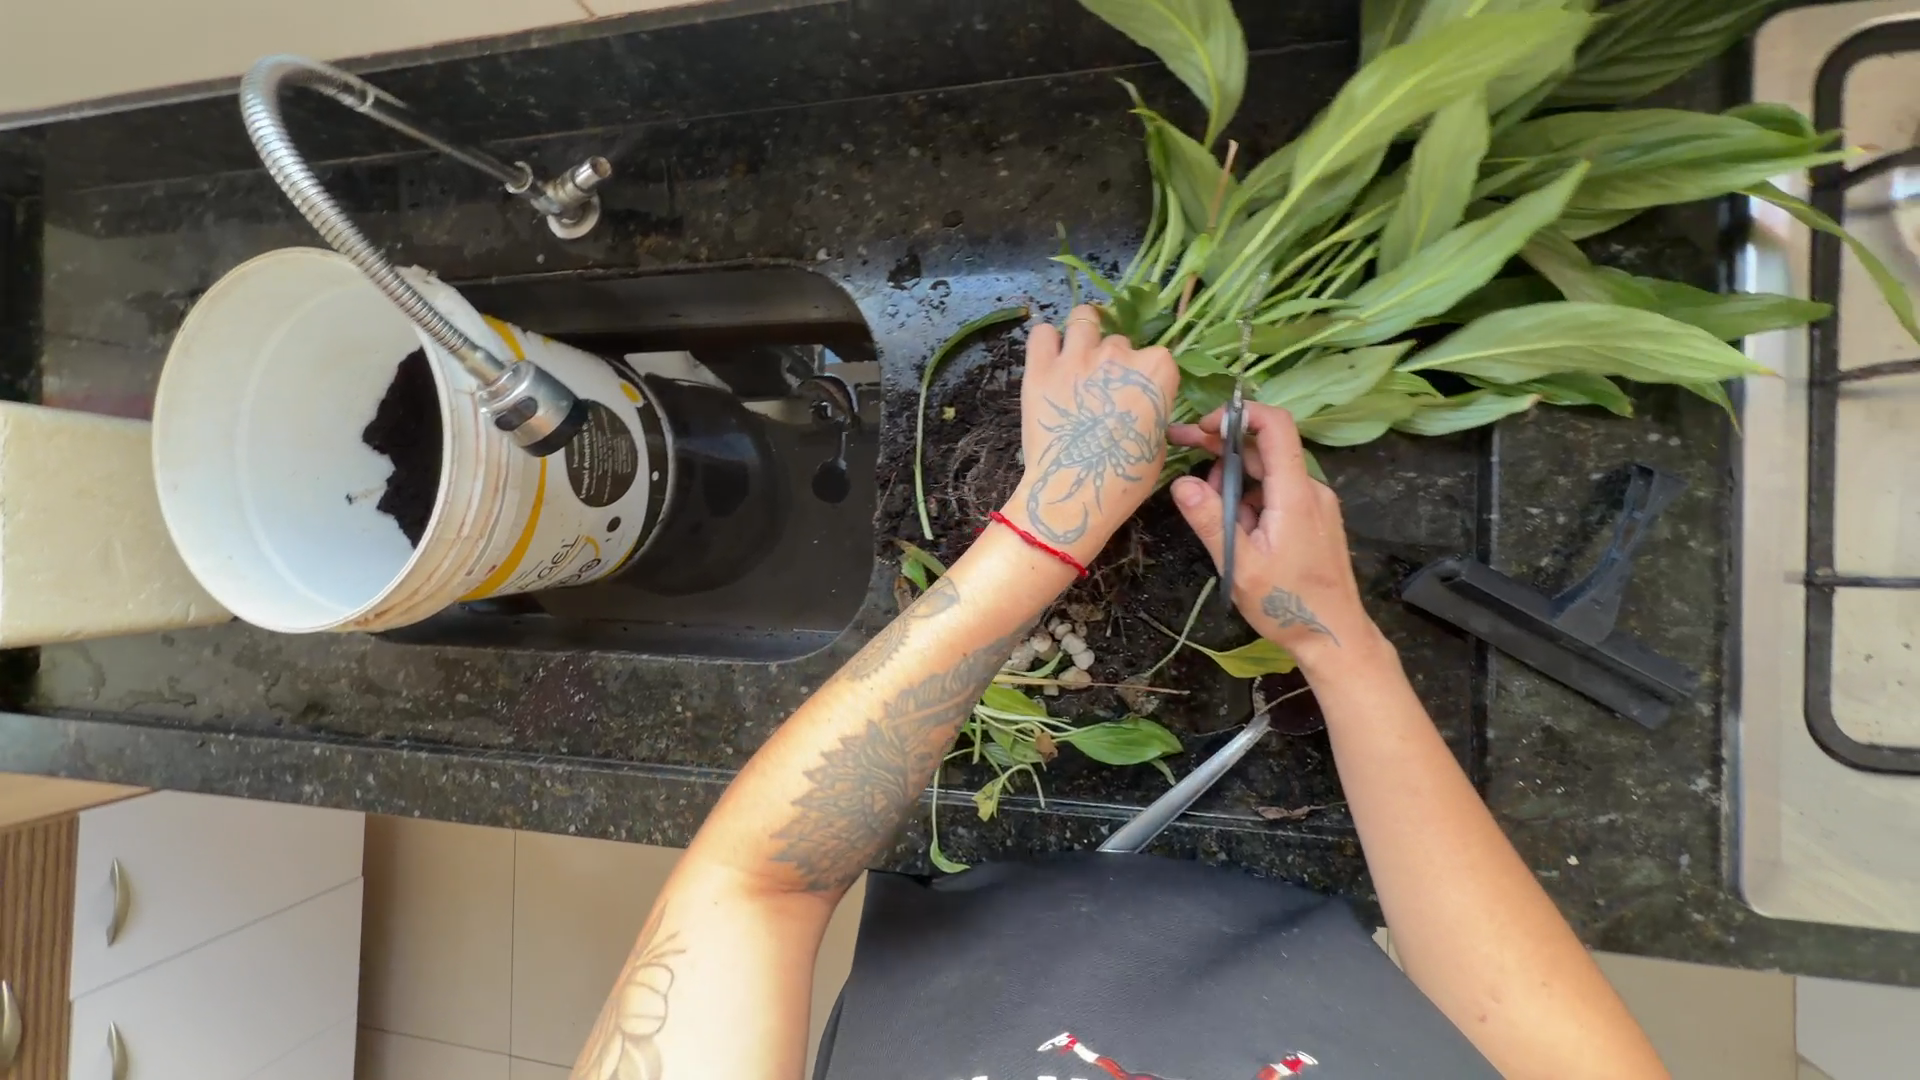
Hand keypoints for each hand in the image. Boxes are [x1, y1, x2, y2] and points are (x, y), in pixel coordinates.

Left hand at [1003, 305, 1178, 564]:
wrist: (1073, 493)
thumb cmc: (1122, 480)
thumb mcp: (1157, 444)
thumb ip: (1152, 409)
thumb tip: (1142, 404)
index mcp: (1156, 370)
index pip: (1156, 357)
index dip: (1145, 376)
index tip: (1135, 395)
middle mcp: (1118, 354)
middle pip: (1119, 343)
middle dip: (1112, 363)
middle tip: (1101, 391)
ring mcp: (1077, 357)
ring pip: (1083, 319)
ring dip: (1083, 334)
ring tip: (1077, 357)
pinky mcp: (1040, 369)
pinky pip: (1042, 334)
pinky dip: (1046, 341)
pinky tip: (1049, 357)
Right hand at [1167, 402, 1375, 668]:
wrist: (1333, 636)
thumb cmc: (1286, 604)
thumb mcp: (1239, 565)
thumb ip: (1210, 520)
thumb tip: (1181, 482)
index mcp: (1293, 493)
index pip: (1275, 427)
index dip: (1238, 415)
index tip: (1203, 427)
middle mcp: (1308, 489)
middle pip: (1262, 449)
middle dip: (1218, 448)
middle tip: (1177, 446)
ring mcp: (1312, 503)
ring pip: (1263, 474)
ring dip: (1230, 484)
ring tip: (1210, 517)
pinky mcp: (1311, 518)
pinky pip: (1273, 494)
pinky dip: (1247, 501)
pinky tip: (1235, 532)